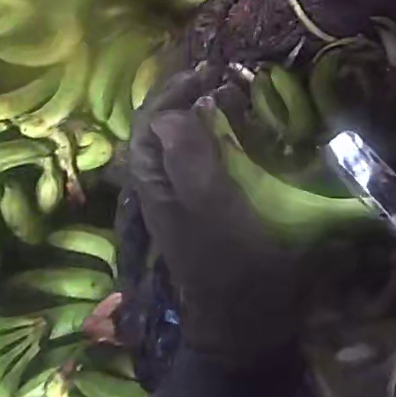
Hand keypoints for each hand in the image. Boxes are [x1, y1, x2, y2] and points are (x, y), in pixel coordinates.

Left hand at [127, 66, 304, 370]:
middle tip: (217, 77)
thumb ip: (189, 161)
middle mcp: (161, 184)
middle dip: (181, 96)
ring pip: (177, 140)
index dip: (174, 92)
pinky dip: (212, 136)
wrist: (246, 323)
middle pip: (158, 127)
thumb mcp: (211, 210)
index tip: (210, 73)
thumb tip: (174, 113)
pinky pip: (199, 159)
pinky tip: (233, 130)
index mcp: (155, 182)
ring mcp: (181, 196)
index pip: (150, 121)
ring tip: (224, 94)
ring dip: (194, 112)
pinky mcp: (203, 206)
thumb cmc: (232, 264)